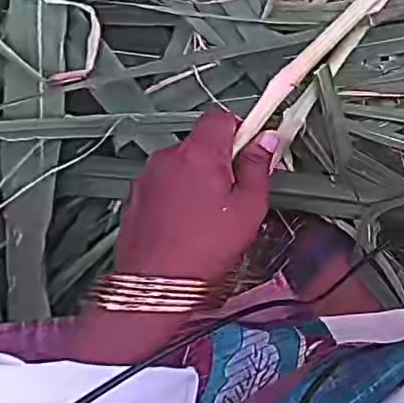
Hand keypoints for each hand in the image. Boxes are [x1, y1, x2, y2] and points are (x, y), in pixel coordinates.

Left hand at [115, 109, 279, 283]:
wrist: (158, 285)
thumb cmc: (203, 249)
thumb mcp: (250, 208)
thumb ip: (259, 168)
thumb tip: (267, 142)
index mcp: (199, 154)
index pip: (221, 117)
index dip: (241, 128)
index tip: (255, 144)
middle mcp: (168, 158)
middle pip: (202, 142)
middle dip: (222, 159)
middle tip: (238, 189)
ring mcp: (148, 177)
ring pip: (183, 164)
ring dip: (200, 178)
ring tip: (213, 213)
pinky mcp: (136, 197)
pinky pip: (166, 184)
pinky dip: (180, 195)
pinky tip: (191, 222)